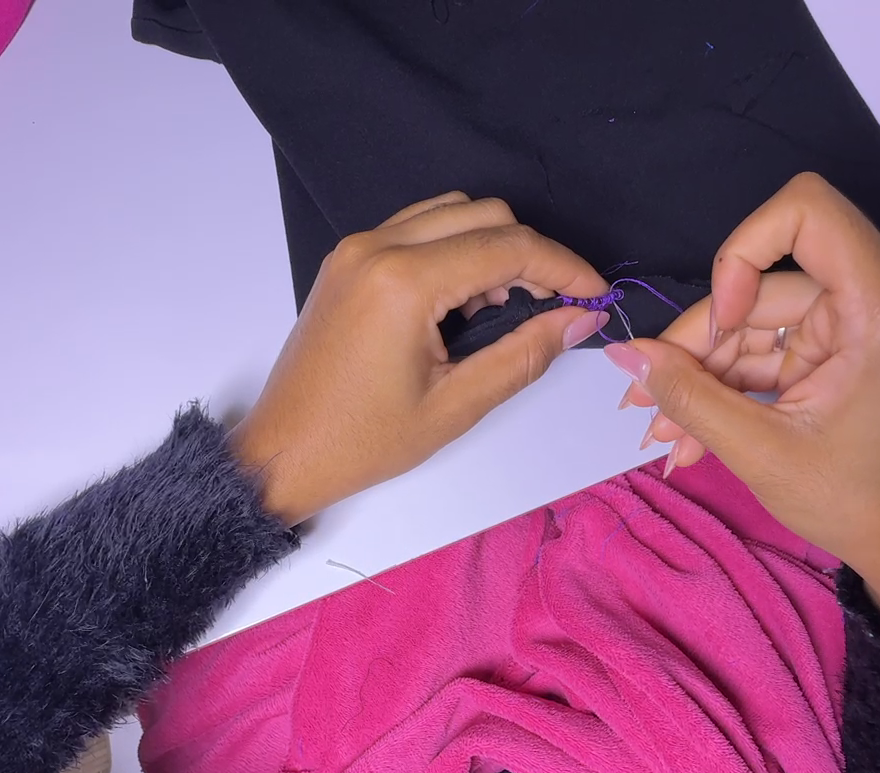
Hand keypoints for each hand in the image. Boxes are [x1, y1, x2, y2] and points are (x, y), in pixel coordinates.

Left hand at [235, 193, 610, 524]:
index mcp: (403, 282)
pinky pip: (416, 230)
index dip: (564, 268)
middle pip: (484, 214)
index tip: (595, 297)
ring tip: (507, 309)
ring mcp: (356, 250)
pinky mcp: (347, 262)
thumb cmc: (362, 442)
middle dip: (532, 255)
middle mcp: (376, 247)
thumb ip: (524, 355)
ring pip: (450, 213)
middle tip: (554, 308)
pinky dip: (454, 251)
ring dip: (492, 248)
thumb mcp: (454, 407)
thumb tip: (580, 320)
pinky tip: (464, 302)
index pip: (507, 247)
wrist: (284, 452)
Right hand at [607, 174, 879, 631]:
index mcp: (879, 306)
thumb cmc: (859, 504)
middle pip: (759, 290)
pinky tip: (688, 440)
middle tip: (645, 405)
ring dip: (701, 383)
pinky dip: (727, 397)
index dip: (741, 254)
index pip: (804, 213)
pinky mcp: (839, 363)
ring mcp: (854, 334)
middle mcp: (872, 303)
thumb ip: (686, 397)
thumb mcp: (760, 450)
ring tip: (660, 436)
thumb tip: (624, 356)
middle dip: (695, 349)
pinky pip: (768, 362)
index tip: (719, 325)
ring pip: (754, 331)